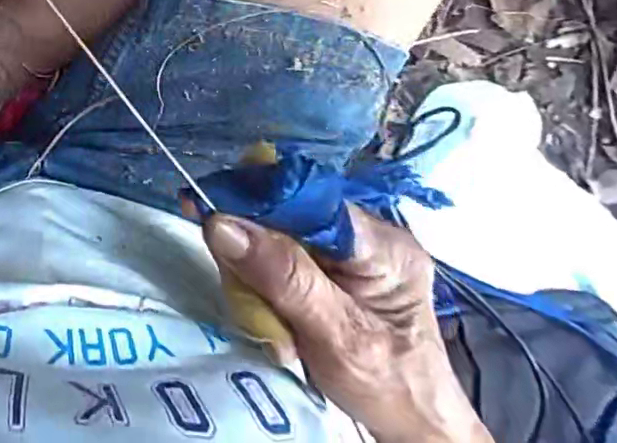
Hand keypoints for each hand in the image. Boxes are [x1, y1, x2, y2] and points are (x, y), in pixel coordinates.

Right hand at [204, 209, 491, 442]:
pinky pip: (279, 250)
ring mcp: (347, 245)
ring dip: (253, 270)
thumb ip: (283, 278)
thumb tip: (220, 223)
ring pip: (274, 230)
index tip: (201, 208)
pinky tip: (268, 310)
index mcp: (381, 242)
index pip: (304, 197)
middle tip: (235, 287)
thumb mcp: (337, 338)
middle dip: (250, 245)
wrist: (415, 428)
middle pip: (283, 210)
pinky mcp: (331, 261)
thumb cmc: (387, 388)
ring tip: (263, 319)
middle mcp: (364, 230)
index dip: (250, 196)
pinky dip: (261, 278)